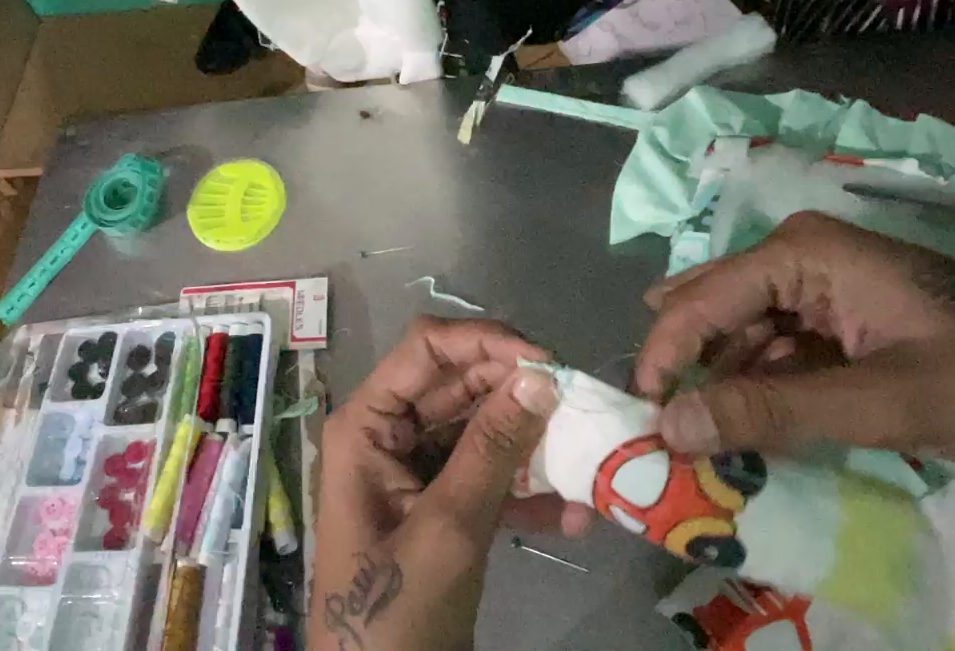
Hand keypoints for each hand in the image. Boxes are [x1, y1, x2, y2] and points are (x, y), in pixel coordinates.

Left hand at [310, 316, 592, 650]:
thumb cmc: (395, 613)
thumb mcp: (447, 528)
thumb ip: (492, 449)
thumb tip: (540, 377)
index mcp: (367, 424)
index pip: (426, 349)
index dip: (485, 341)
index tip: (549, 360)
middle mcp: (388, 434)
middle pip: (458, 385)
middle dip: (517, 391)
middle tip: (580, 404)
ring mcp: (414, 470)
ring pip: (479, 430)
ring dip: (531, 443)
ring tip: (587, 458)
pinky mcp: (440, 506)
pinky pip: (486, 477)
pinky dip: (526, 491)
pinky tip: (574, 514)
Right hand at [633, 211, 954, 472]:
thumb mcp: (884, 402)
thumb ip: (773, 410)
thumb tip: (669, 428)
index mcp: (803, 250)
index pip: (702, 297)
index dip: (665, 353)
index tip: (640, 413)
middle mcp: (799, 258)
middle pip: (713, 309)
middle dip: (687, 367)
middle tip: (661, 426)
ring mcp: (818, 289)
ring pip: (740, 335)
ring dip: (723, 385)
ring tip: (702, 438)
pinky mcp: (835, 323)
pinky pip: (773, 353)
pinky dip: (759, 391)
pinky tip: (750, 428)